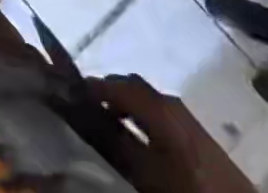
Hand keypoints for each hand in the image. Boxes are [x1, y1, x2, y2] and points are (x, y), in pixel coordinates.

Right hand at [89, 76, 256, 192]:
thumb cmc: (186, 191)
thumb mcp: (146, 175)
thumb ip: (117, 145)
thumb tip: (87, 120)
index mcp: (162, 109)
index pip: (122, 86)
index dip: (95, 87)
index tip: (71, 93)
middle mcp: (174, 104)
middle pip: (134, 86)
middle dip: (109, 92)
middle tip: (85, 108)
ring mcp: (187, 118)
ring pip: (147, 98)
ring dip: (124, 104)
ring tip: (106, 123)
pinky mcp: (197, 134)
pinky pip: (159, 111)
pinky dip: (141, 115)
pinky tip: (134, 137)